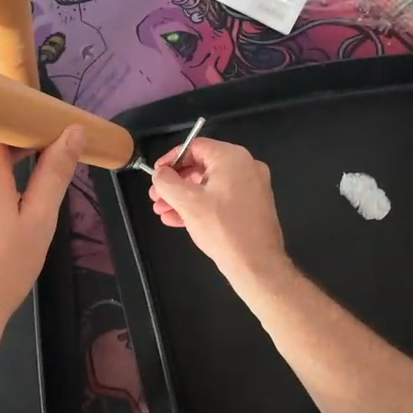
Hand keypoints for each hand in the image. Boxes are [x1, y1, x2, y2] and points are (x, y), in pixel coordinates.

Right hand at [148, 138, 287, 283]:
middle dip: (175, 184)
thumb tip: (160, 174)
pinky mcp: (252, 206)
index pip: (195, 147)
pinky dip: (200, 206)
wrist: (257, 265)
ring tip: (163, 212)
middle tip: (156, 198)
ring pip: (209, 185)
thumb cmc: (222, 228)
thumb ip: (167, 182)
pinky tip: (179, 220)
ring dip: (183, 197)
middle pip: (201, 167)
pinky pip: (221, 198)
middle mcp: (246, 166)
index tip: (156, 174)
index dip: (171, 160)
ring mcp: (251, 187)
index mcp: (232, 157)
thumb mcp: (187, 202)